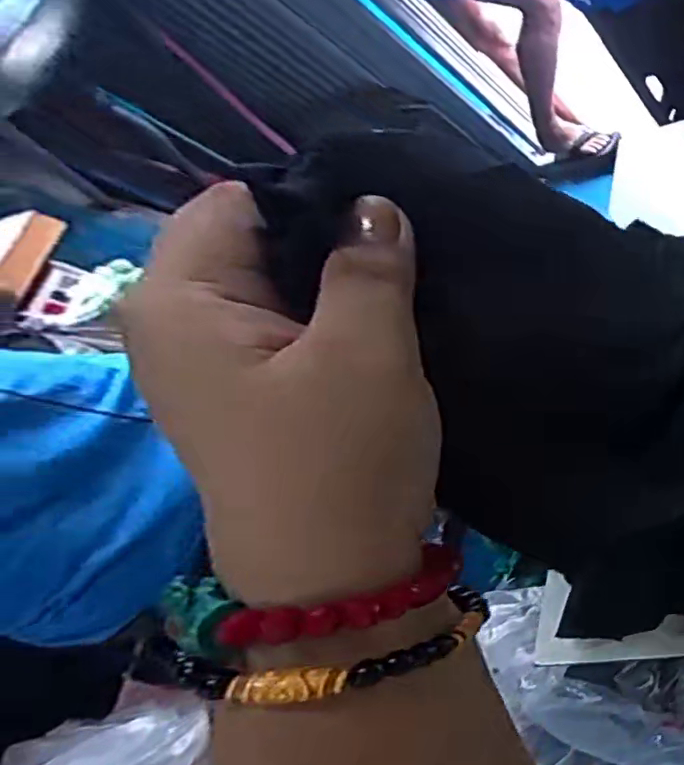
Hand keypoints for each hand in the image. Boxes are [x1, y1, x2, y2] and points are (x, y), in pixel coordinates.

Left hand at [121, 182, 439, 605]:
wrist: (337, 563)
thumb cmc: (343, 452)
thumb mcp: (369, 352)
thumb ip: (370, 271)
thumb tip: (376, 205)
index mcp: (181, 299)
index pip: (237, 205)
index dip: (318, 201)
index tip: (397, 217)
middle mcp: (183, 323)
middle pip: (262, 248)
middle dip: (340, 245)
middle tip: (421, 255)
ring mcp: (223, 364)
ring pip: (291, 293)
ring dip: (353, 289)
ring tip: (420, 290)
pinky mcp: (264, 394)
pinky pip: (303, 333)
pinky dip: (349, 324)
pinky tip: (399, 333)